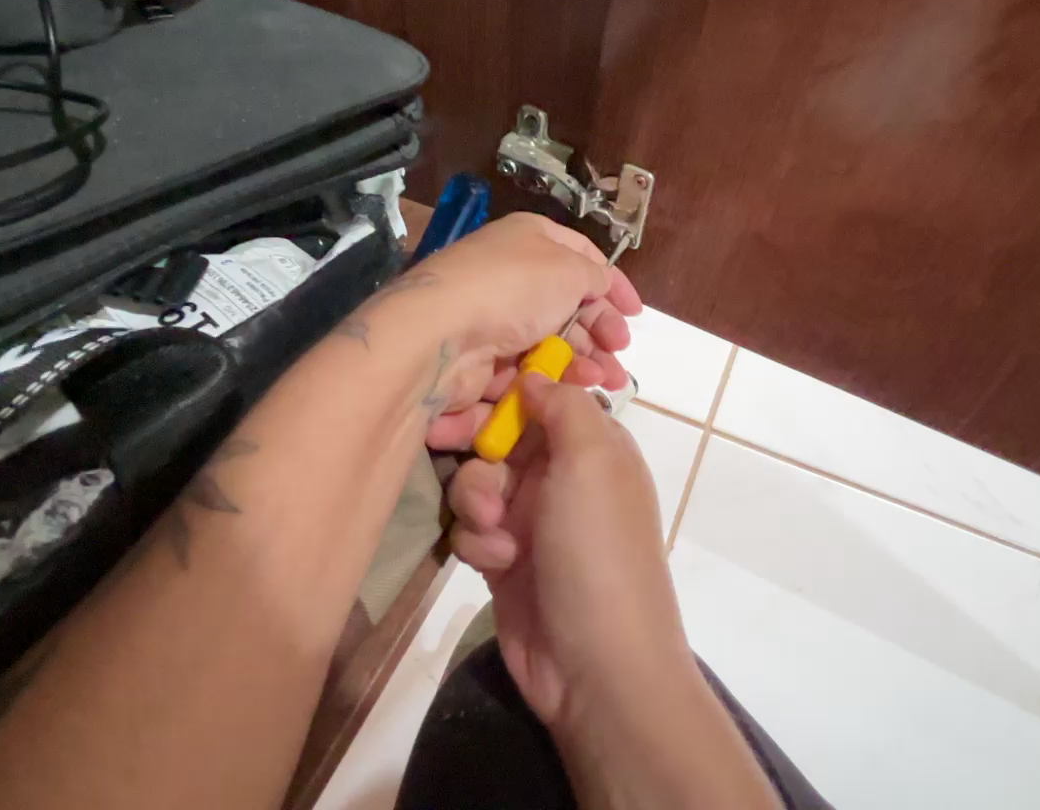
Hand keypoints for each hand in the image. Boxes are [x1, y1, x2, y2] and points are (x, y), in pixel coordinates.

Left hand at [392, 213, 641, 449]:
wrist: (442, 335)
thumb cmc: (512, 288)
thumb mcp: (568, 268)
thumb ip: (595, 277)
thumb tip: (601, 285)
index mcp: (531, 240)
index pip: (582, 257)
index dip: (612, 284)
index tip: (635, 313)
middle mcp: (514, 276)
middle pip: (570, 304)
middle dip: (602, 330)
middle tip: (620, 352)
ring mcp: (498, 319)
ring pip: (555, 341)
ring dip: (587, 359)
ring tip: (608, 380)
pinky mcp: (486, 359)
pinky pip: (532, 366)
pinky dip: (559, 376)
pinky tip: (580, 386)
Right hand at [447, 378, 785, 809]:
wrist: (596, 665)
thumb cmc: (597, 548)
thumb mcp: (592, 460)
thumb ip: (563, 405)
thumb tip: (537, 374)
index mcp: (593, 444)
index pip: (543, 395)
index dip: (506, 388)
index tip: (469, 384)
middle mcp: (563, 475)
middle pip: (501, 434)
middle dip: (476, 442)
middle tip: (442, 439)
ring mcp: (533, 518)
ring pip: (478, 480)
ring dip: (477, 499)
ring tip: (496, 529)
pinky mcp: (505, 559)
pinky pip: (473, 528)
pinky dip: (479, 541)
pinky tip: (498, 563)